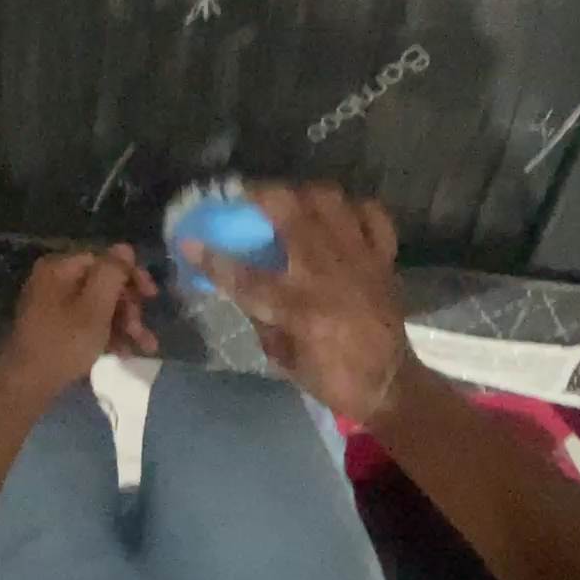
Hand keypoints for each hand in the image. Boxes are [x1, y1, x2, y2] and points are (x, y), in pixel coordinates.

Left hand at [0, 246, 158, 400]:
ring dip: (123, 324)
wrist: (25, 386)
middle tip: (143, 332)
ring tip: (145, 347)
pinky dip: (106, 334)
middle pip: (102, 284)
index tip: (152, 297)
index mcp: (59, 268)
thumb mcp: (95, 307)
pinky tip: (124, 352)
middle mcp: (53, 280)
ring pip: (97, 306)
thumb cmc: (63, 342)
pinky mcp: (53, 328)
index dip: (132, 276)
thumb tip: (124, 248)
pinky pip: (86, 322)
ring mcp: (51, 305)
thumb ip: (112, 273)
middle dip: (129, 307)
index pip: (104, 261)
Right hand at [182, 184, 409, 420]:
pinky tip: (337, 217)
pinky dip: (352, 209)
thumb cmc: (331, 377)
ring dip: (304, 193)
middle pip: (290, 212)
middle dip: (261, 195)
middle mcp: (327, 272)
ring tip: (290, 201)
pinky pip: (371, 216)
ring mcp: (359, 259)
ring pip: (330, 200)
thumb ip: (260, 314)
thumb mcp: (281, 355)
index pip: (244, 276)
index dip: (211, 258)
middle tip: (246, 197)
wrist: (391, 386)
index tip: (188, 241)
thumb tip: (241, 284)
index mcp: (298, 306)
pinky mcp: (382, 259)